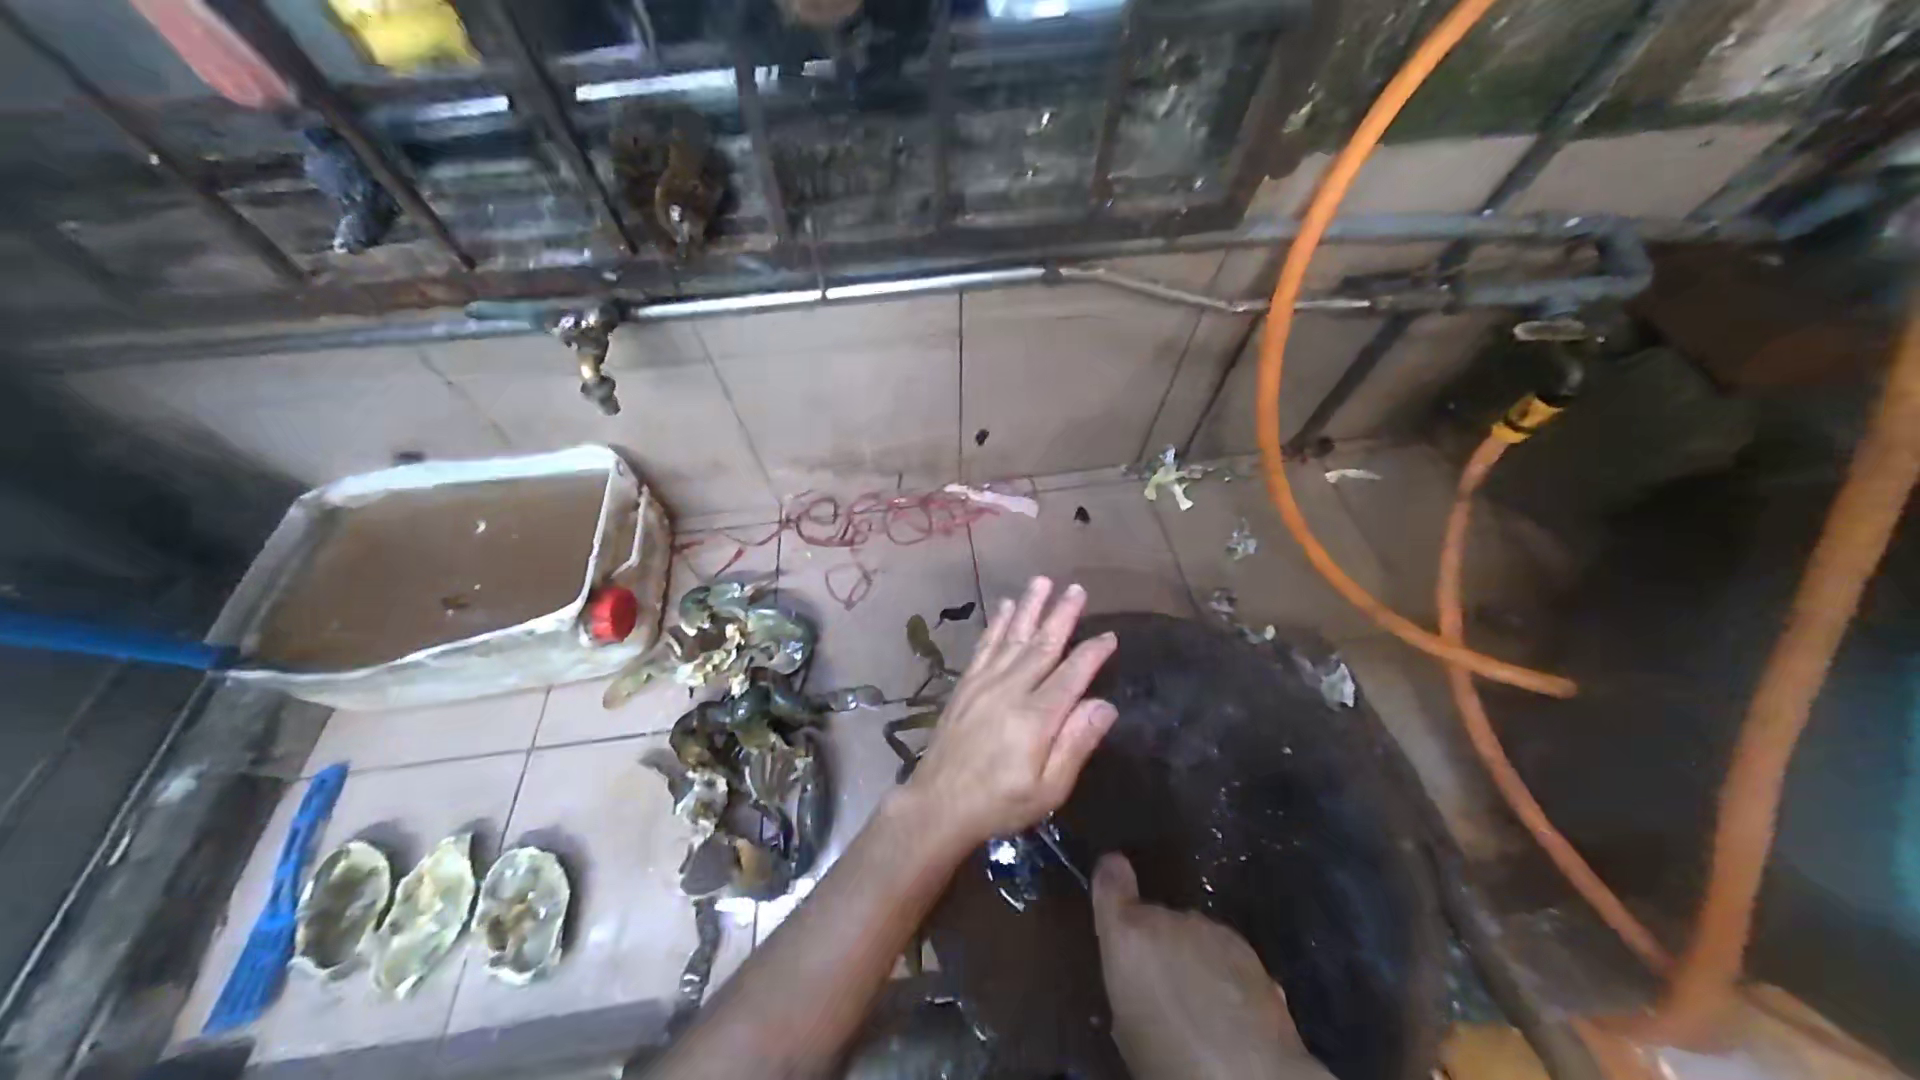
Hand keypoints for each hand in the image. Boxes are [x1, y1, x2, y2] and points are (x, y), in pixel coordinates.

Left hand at [903, 576, 1118, 848]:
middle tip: (1076, 588)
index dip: (1092, 653)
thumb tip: (1105, 704)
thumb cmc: (999, 803)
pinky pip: (984, 646)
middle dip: (1061, 615)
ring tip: (1042, 581)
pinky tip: (1004, 606)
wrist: (938, 804)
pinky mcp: (966, 685)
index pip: (1072, 674)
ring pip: (1012, 636)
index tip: (1109, 635)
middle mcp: (1010, 689)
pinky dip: (996, 623)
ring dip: (1029, 607)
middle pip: (1042, 645)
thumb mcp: (1048, 788)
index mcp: (1036, 716)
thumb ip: (1076, 743)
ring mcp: (984, 683)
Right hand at [1092, 854, 1332, 1079]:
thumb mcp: (1128, 1025)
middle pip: (1154, 919)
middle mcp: (1167, 920)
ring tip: (1202, 1006)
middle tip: (1164, 989)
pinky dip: (1223, 972)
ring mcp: (1210, 929)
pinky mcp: (1248, 948)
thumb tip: (1140, 974)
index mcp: (1127, 935)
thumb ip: (1128, 980)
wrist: (1250, 1077)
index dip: (1111, 877)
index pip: (1110, 880)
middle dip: (1158, 945)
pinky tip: (1232, 1012)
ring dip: (1192, 957)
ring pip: (1191, 935)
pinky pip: (1223, 952)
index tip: (1114, 877)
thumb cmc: (1170, 1059)